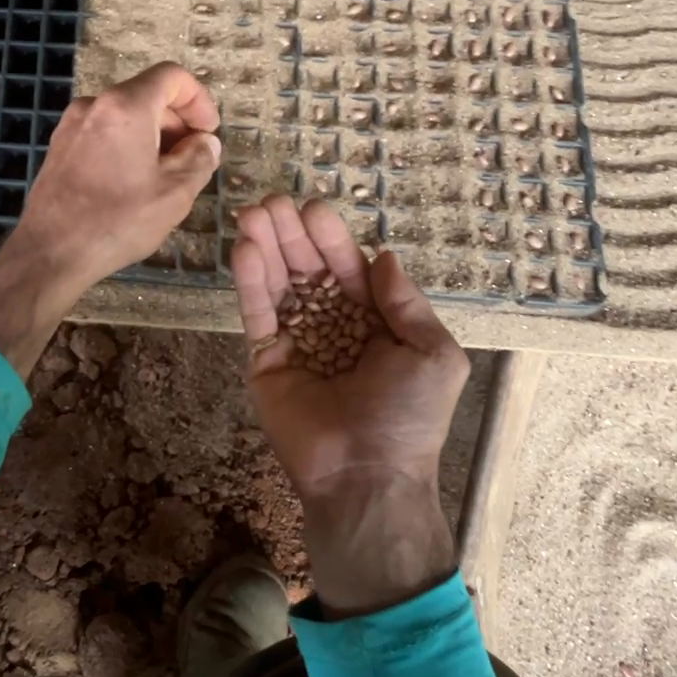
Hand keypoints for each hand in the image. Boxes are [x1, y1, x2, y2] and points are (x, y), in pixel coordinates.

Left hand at [0, 62, 220, 377]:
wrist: (50, 251)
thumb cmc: (116, 221)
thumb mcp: (173, 194)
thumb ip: (198, 159)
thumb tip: (205, 142)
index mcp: (125, 106)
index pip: (171, 76)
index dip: (198, 99)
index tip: (208, 131)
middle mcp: (94, 105)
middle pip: (146, 94)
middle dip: (176, 120)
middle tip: (192, 158)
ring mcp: (71, 125)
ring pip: (124, 114)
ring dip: (152, 135)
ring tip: (164, 175)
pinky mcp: (59, 147)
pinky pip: (103, 132)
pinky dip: (126, 144)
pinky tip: (132, 182)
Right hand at [230, 196, 470, 616]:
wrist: (366, 476)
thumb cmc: (407, 415)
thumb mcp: (433, 355)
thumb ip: (406, 302)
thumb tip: (384, 254)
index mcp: (372, 323)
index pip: (346, 269)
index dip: (330, 239)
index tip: (312, 208)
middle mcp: (331, 325)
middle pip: (305, 269)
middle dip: (290, 234)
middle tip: (271, 200)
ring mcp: (294, 341)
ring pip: (277, 283)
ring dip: (264, 246)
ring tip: (251, 212)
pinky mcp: (264, 357)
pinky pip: (257, 313)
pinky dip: (248, 281)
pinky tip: (243, 248)